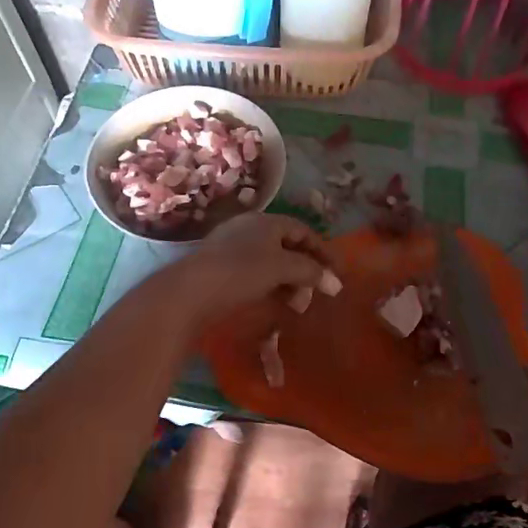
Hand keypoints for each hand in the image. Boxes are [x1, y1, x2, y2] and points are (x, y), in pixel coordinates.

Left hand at [157, 213, 331, 328]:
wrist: (190, 291)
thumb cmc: (240, 272)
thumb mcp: (282, 268)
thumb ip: (311, 272)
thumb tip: (335, 283)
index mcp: (266, 221)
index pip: (303, 231)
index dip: (323, 251)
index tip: (337, 274)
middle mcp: (249, 229)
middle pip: (287, 247)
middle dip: (305, 271)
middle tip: (315, 294)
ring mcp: (232, 248)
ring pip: (270, 262)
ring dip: (288, 282)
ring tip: (295, 305)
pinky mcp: (220, 268)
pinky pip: (254, 274)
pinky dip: (270, 287)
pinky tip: (272, 303)